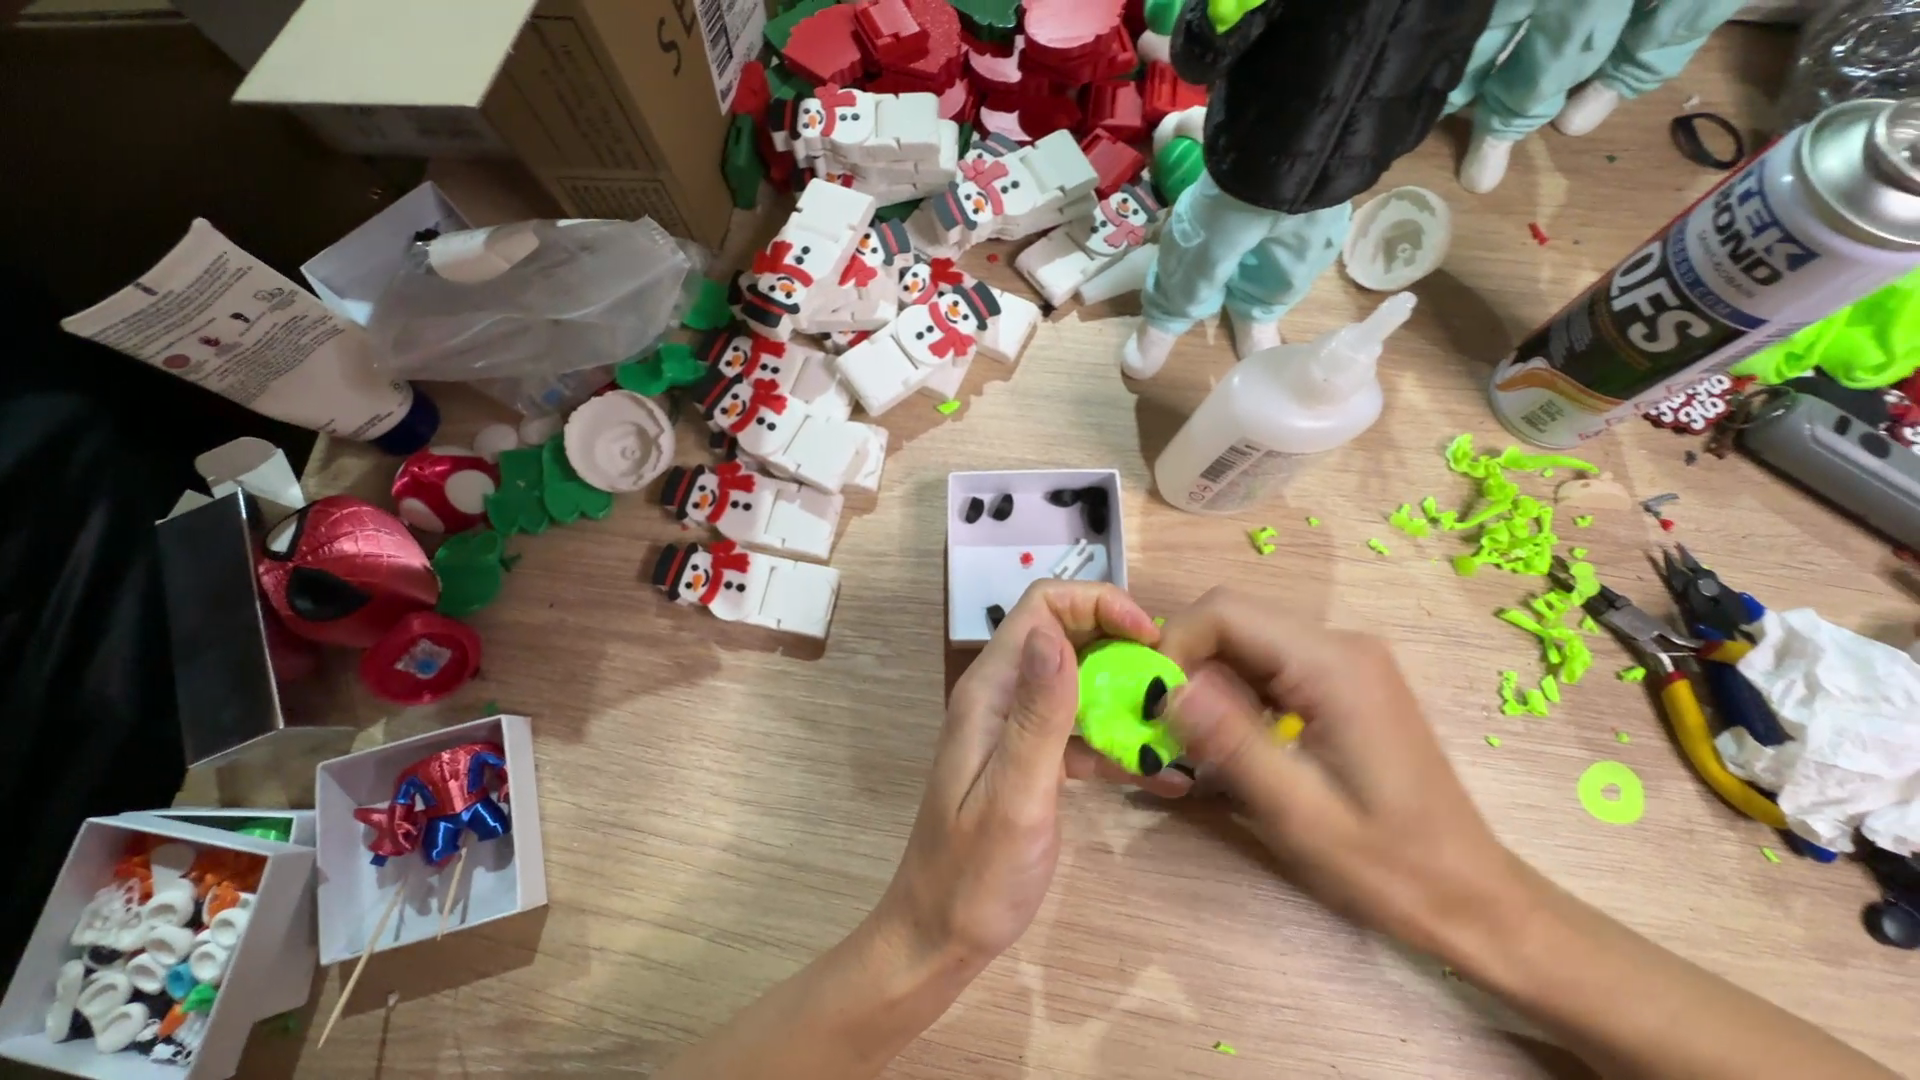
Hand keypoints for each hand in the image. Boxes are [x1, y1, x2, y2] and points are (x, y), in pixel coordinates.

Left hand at [875, 581, 1162, 969]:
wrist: (941, 934)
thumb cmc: (975, 874)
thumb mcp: (1014, 793)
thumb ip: (1037, 714)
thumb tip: (1055, 635)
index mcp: (990, 692)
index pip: (1041, 609)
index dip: (1098, 605)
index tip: (1150, 638)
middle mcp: (1001, 698)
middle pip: (1065, 638)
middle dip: (1121, 648)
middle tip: (1172, 684)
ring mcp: (1016, 730)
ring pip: (1079, 685)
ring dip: (1127, 697)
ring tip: (1176, 729)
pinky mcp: (1032, 762)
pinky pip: (1081, 733)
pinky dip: (1118, 744)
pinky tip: (1162, 775)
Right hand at [1155, 588, 1531, 956]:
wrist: (1469, 895)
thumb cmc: (1386, 863)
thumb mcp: (1297, 811)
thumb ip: (1229, 741)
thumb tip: (1165, 687)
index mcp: (1333, 664)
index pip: (1225, 611)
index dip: (1174, 645)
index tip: (1151, 703)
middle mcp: (1340, 646)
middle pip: (1233, 622)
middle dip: (1186, 667)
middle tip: (1164, 729)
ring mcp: (1345, 663)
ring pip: (1246, 644)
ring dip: (1207, 683)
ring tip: (1194, 744)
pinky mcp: (1342, 684)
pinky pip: (1268, 667)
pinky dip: (1235, 696)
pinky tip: (1234, 744)